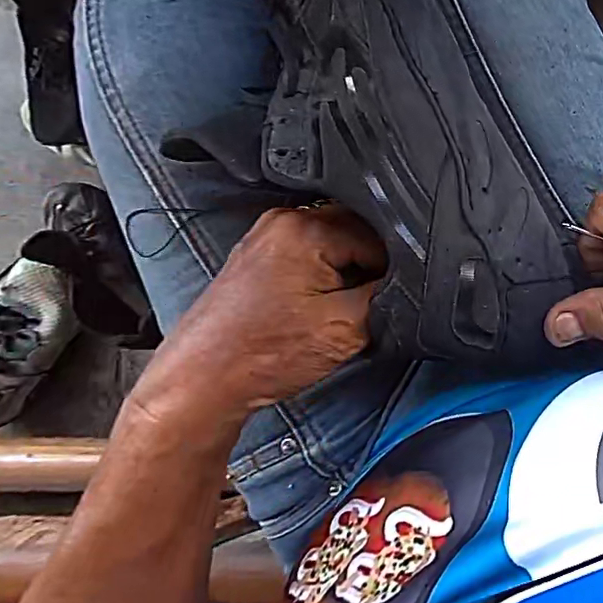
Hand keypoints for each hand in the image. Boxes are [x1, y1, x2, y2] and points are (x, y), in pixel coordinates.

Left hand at [133, 205, 383, 424]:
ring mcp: (267, 235)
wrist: (201, 382)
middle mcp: (285, 220)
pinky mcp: (258, 254)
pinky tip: (317, 303)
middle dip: (370, 265)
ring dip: (348, 269)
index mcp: (307, 228)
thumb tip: (402, 282)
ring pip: (334, 241)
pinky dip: (324, 272)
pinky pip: (309, 251)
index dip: (391, 271)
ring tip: (339, 305)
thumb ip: (386, 295)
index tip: (385, 299)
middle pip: (356, 231)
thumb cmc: (262, 355)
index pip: (378, 238)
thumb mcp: (347, 328)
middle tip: (367, 302)